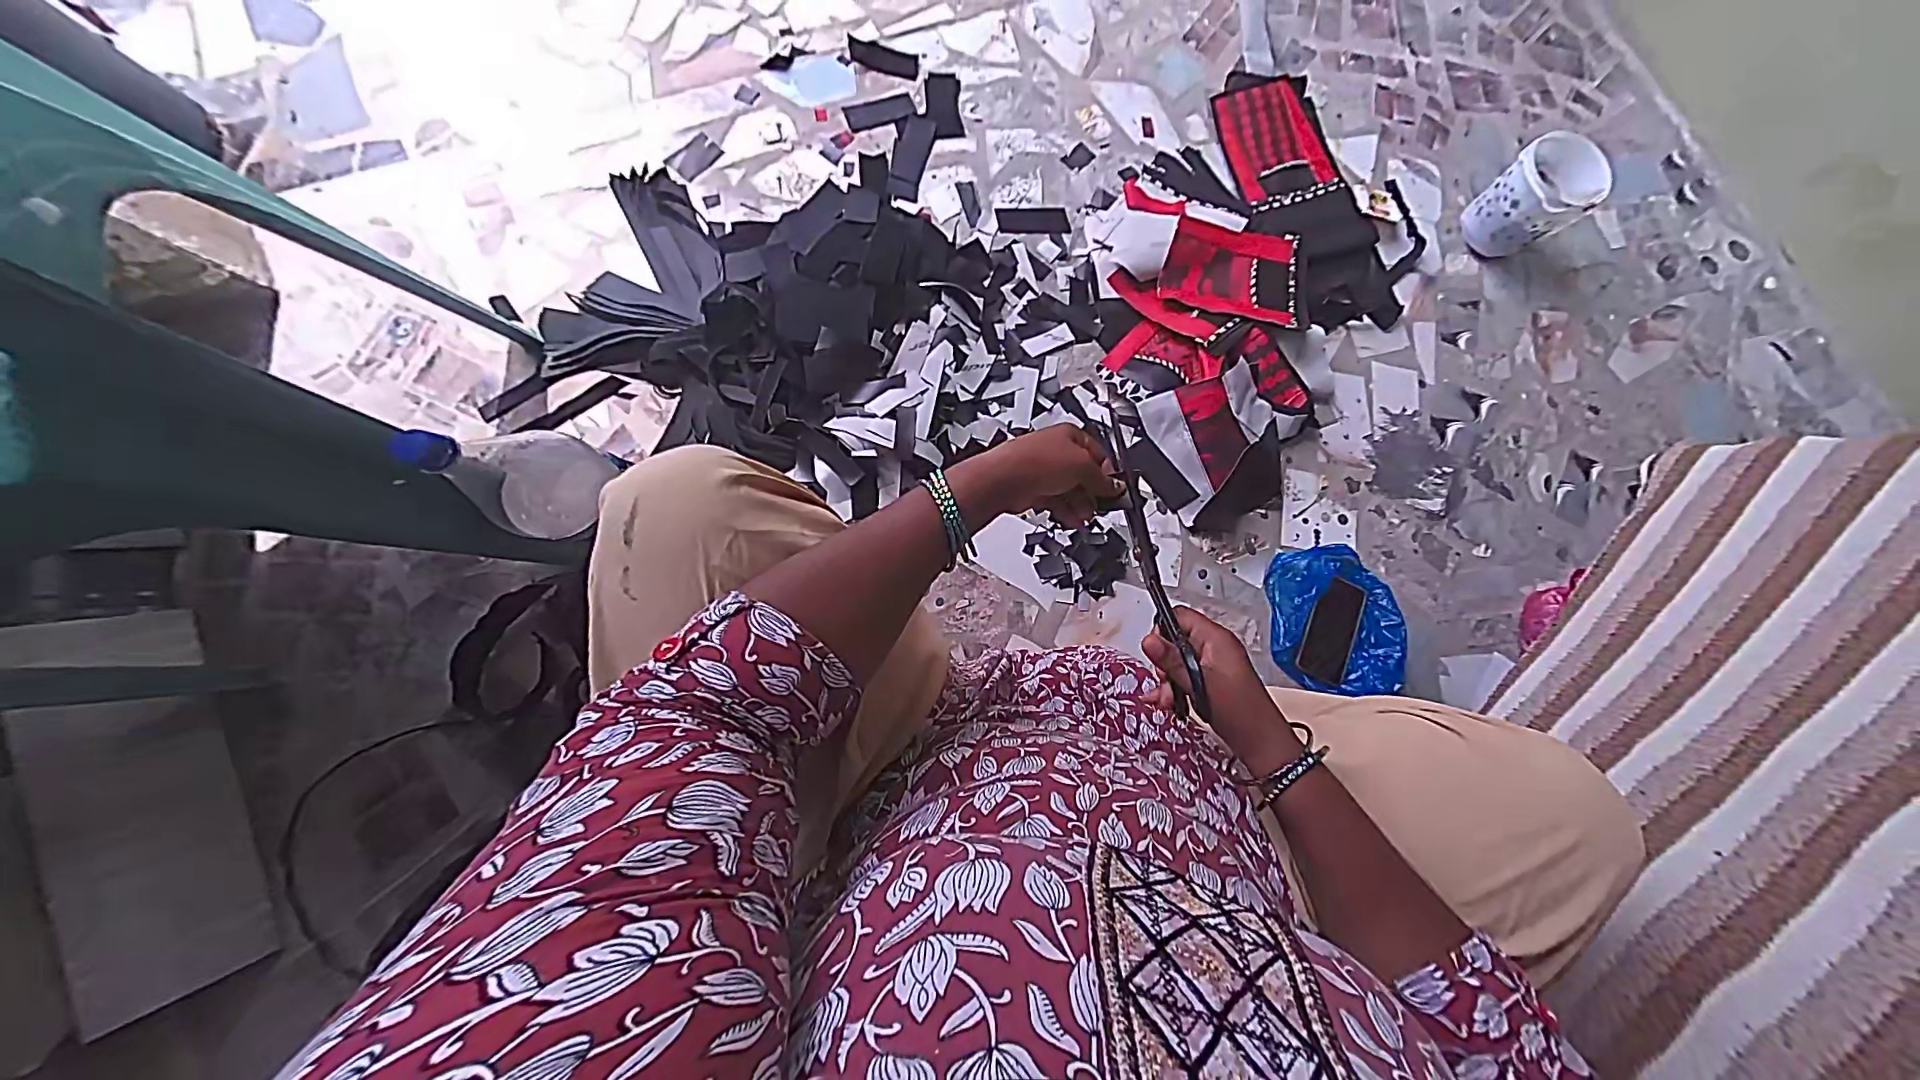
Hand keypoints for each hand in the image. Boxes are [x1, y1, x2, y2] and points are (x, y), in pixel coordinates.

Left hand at [947, 424, 1121, 527]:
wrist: (1004, 479)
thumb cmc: (1035, 461)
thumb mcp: (1082, 467)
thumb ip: (1102, 479)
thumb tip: (1114, 486)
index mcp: (1070, 435)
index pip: (1098, 453)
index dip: (1108, 472)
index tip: (1115, 488)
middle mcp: (1055, 451)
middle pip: (1083, 474)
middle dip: (1093, 492)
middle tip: (1102, 505)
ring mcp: (1043, 471)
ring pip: (1069, 490)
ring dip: (1081, 505)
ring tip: (1087, 516)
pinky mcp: (1033, 489)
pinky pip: (1055, 501)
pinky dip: (1066, 511)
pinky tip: (1073, 520)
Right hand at [1143, 607, 1303, 772]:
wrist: (1260, 741)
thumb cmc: (1239, 711)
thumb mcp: (1197, 683)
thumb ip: (1171, 660)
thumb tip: (1148, 640)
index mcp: (1215, 639)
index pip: (1179, 616)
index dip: (1162, 632)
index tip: (1157, 654)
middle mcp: (1214, 647)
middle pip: (1175, 640)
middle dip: (1164, 663)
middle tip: (1165, 681)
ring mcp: (1213, 664)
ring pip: (1177, 661)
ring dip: (1168, 680)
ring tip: (1168, 699)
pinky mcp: (1211, 680)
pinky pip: (1185, 675)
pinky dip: (1176, 688)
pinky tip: (1171, 702)